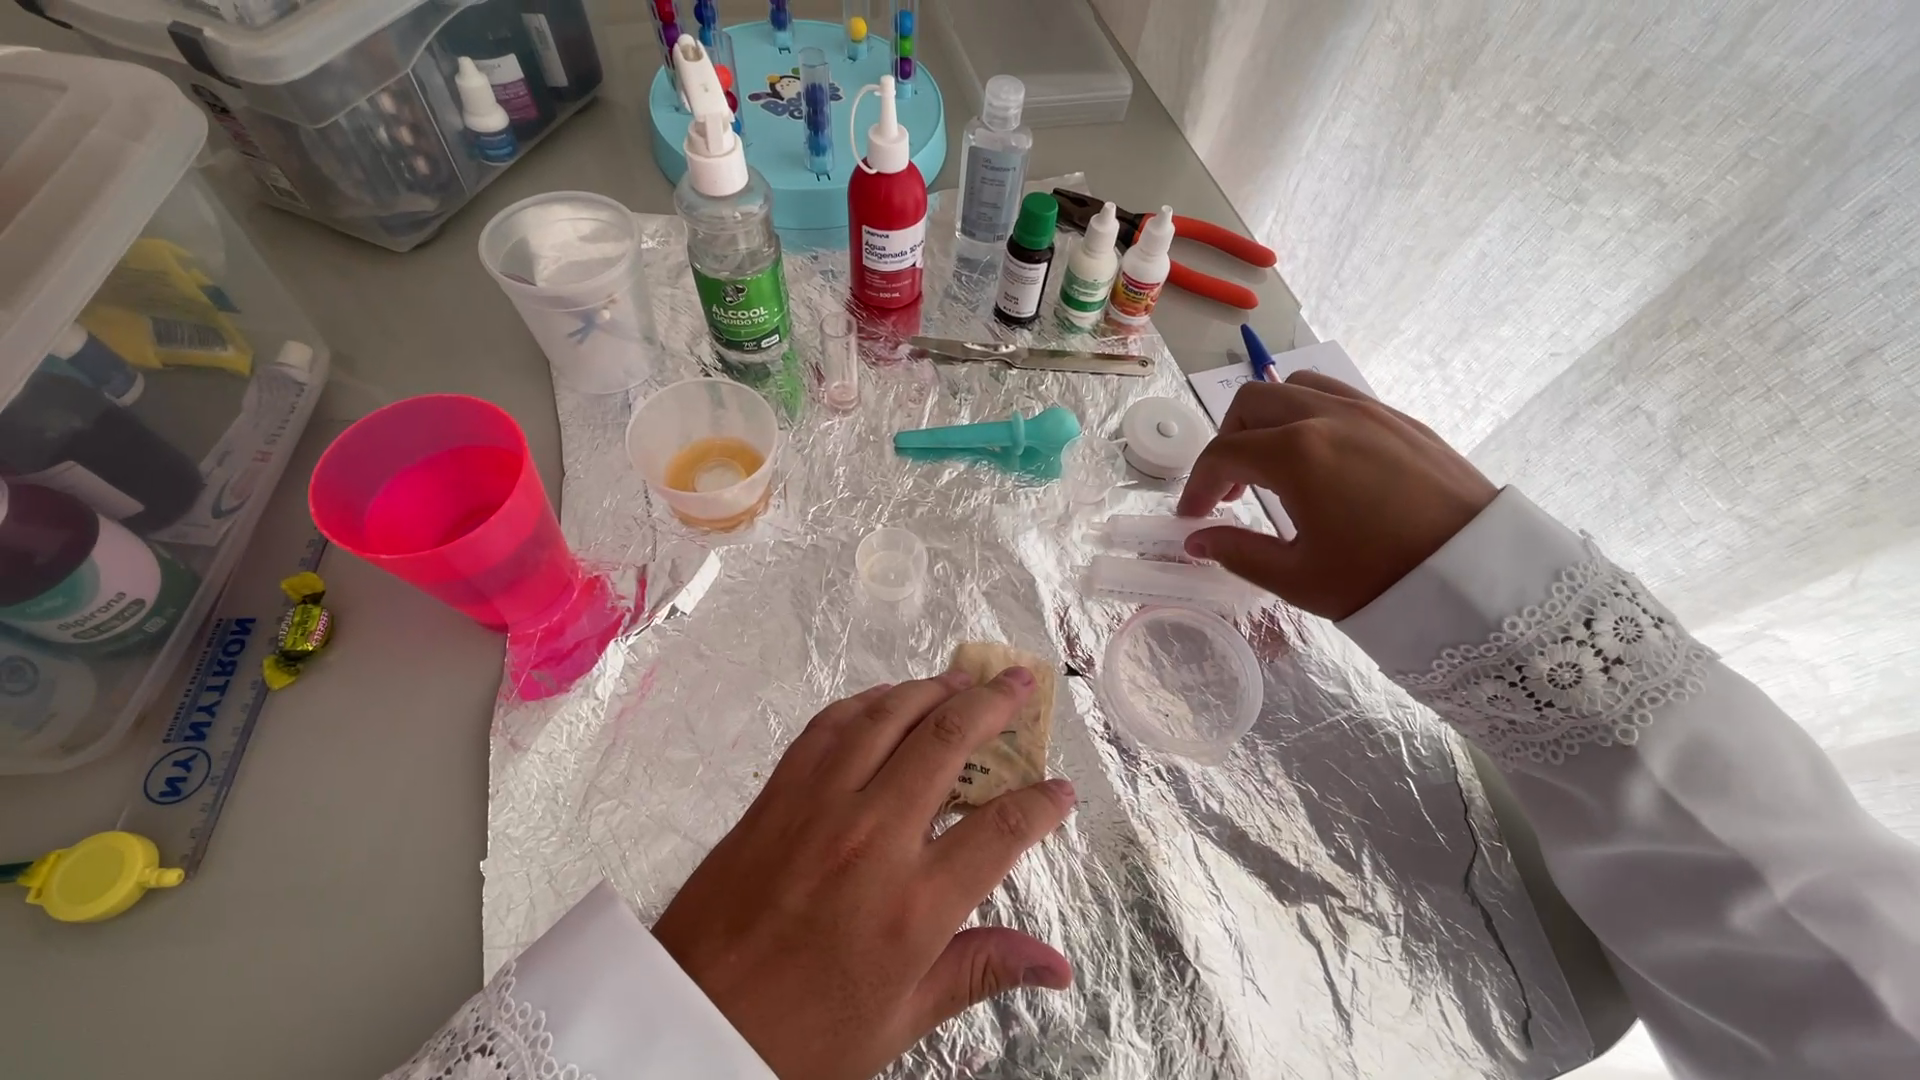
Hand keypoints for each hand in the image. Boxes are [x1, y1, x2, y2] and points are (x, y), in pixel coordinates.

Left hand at [652, 669, 1076, 1079]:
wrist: (688, 1020)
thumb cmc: (801, 1035)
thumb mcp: (900, 1019)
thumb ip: (980, 971)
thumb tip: (1059, 967)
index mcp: (914, 904)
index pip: (1001, 830)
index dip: (1041, 804)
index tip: (1060, 790)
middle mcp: (873, 836)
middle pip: (948, 742)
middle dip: (995, 705)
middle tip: (1022, 685)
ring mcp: (821, 805)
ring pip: (889, 718)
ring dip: (933, 689)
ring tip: (965, 678)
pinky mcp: (779, 792)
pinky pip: (830, 725)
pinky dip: (868, 702)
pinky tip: (888, 699)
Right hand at [1178, 371, 1496, 619]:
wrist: (1480, 574)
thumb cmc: (1379, 579)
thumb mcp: (1297, 578)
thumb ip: (1237, 552)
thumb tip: (1195, 540)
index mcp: (1295, 453)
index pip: (1223, 454)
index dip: (1197, 486)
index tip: (1193, 518)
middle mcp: (1326, 416)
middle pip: (1251, 404)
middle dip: (1227, 442)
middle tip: (1231, 490)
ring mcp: (1367, 410)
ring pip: (1294, 386)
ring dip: (1267, 419)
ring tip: (1272, 464)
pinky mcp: (1399, 418)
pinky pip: (1337, 395)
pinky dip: (1308, 414)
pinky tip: (1320, 457)